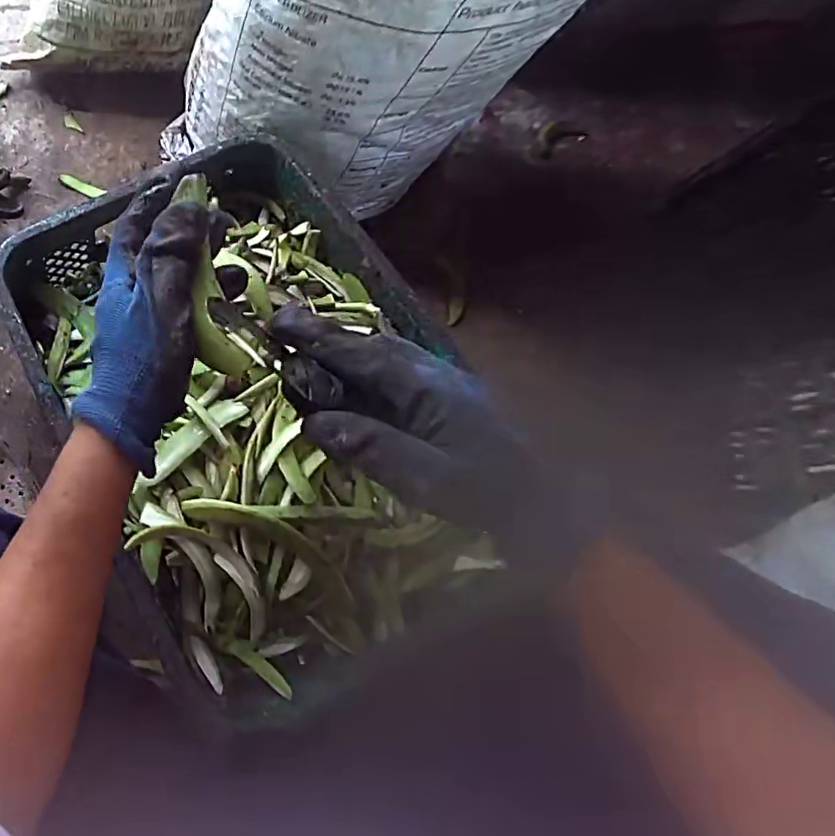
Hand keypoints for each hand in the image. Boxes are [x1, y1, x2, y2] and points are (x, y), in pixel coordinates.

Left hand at [70, 176, 212, 474]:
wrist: (134, 413)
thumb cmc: (145, 355)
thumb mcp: (161, 296)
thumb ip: (171, 250)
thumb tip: (185, 203)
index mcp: (121, 273)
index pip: (134, 224)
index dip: (155, 200)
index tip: (181, 180)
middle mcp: (130, 287)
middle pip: (160, 244)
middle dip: (190, 228)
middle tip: (221, 219)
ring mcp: (146, 310)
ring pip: (178, 271)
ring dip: (205, 258)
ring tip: (232, 251)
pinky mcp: (162, 332)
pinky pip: (187, 300)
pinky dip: (209, 291)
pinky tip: (231, 290)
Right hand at [268, 306, 596, 570]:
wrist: (557, 511)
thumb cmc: (496, 496)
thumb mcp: (433, 479)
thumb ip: (374, 447)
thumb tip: (314, 423)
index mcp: (428, 387)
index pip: (361, 356)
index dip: (316, 339)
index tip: (276, 324)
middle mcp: (431, 375)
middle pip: (368, 345)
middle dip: (322, 335)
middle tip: (279, 329)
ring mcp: (438, 385)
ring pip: (379, 354)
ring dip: (339, 348)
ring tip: (302, 345)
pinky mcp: (440, 401)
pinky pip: (388, 372)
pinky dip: (357, 366)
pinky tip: (344, 376)